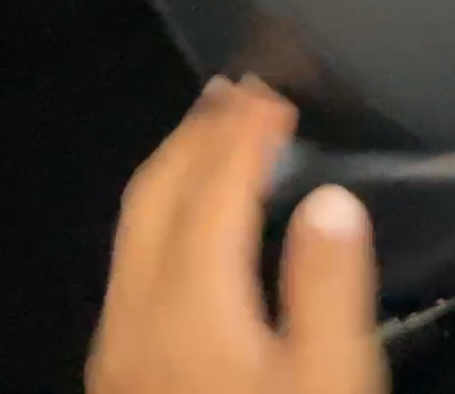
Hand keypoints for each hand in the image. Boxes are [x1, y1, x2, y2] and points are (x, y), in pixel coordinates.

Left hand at [87, 77, 386, 393]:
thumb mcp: (331, 374)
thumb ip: (329, 283)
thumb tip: (330, 198)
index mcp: (193, 312)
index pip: (213, 193)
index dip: (245, 133)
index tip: (275, 92)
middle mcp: (140, 321)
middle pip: (154, 201)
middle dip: (195, 134)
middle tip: (235, 88)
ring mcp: (123, 349)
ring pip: (135, 229)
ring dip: (178, 165)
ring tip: (215, 129)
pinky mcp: (128, 370)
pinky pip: (139, 257)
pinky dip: (169, 207)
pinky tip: (195, 213)